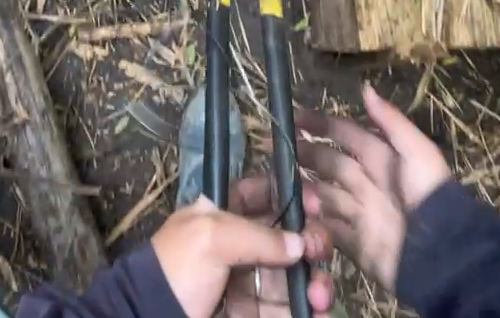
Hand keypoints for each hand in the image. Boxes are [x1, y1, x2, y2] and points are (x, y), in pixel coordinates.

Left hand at [151, 182, 332, 317]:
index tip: (313, 201)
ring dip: (314, 281)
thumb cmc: (179, 269)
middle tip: (319, 250)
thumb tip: (299, 244)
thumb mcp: (210, 237)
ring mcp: (247, 284)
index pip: (258, 194)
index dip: (286, 194)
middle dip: (309, 241)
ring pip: (292, 276)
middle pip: (284, 237)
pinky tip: (320, 311)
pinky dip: (308, 310)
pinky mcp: (253, 315)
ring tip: (320, 294)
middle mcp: (237, 246)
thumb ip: (258, 235)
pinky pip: (287, 310)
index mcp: (221, 215)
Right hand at [295, 83, 452, 290]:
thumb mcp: (417, 151)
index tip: (294, 116)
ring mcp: (359, 212)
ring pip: (323, 193)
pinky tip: (293, 208)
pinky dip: (311, 219)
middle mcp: (366, 182)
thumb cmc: (428, 196)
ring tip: (281, 177)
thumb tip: (364, 88)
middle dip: (305, 152)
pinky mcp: (354, 243)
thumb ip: (390, 121)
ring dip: (304, 184)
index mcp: (380, 158)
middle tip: (278, 146)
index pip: (344, 133)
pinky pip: (327, 227)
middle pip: (329, 162)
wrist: (440, 254)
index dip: (320, 123)